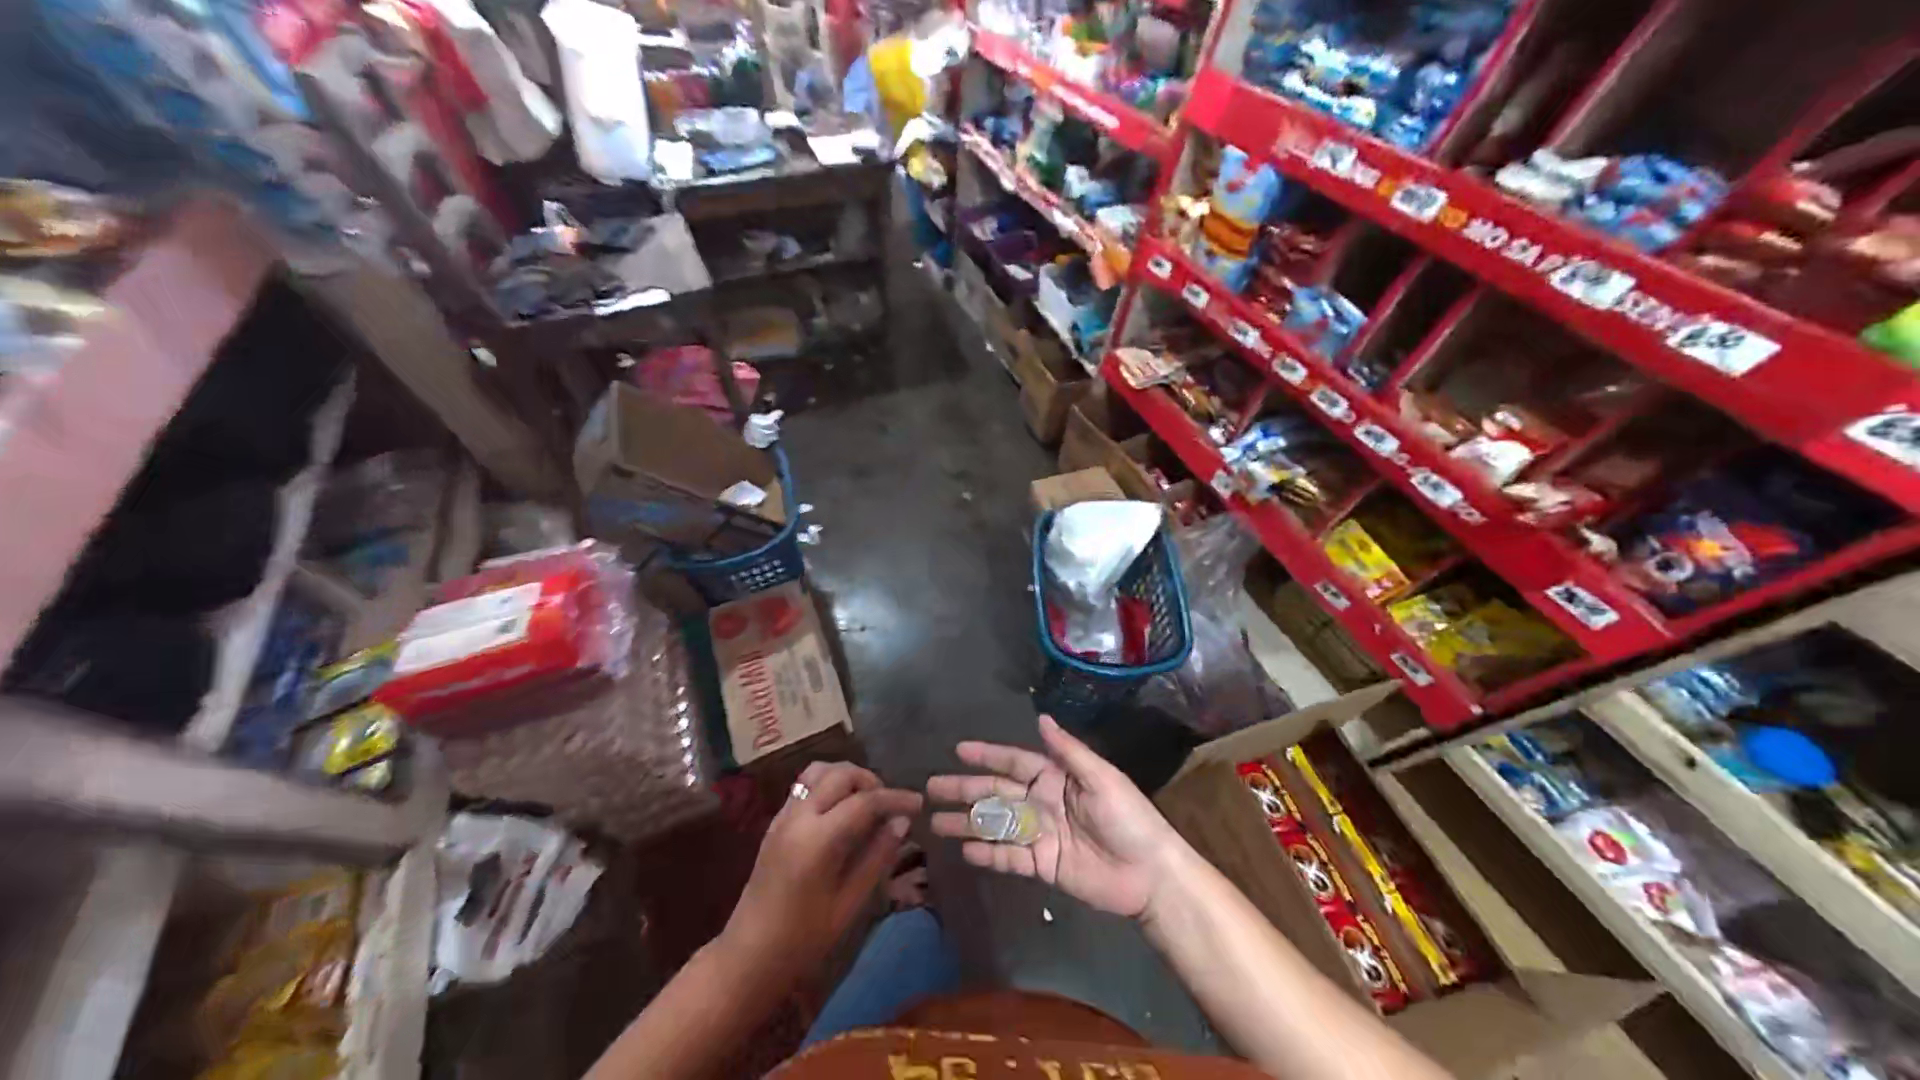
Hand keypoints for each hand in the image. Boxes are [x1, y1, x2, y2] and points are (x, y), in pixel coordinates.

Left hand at [719, 761, 923, 983]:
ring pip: (819, 771)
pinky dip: (828, 785)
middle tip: (890, 806)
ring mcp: (783, 817)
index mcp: (818, 840)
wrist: (748, 956)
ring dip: (847, 777)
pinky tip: (841, 810)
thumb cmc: (803, 939)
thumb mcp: (849, 904)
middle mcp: (798, 818)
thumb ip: (877, 858)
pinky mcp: (775, 822)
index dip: (895, 798)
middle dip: (871, 781)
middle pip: (841, 774)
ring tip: (866, 802)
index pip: (864, 801)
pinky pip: (804, 786)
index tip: (919, 804)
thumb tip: (902, 823)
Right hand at [928, 715, 1181, 917]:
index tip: (958, 750)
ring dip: (967, 822)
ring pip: (996, 825)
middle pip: (996, 793)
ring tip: (935, 822)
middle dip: (965, 789)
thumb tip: (1041, 718)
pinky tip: (965, 849)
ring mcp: (1040, 835)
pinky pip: (1009, 858)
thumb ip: (1068, 752)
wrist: (1150, 875)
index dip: (987, 756)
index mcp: (1055, 778)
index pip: (1014, 762)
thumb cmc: (1129, 819)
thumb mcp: (1102, 778)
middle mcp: (1042, 802)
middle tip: (932, 788)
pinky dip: (987, 854)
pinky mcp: (1042, 866)